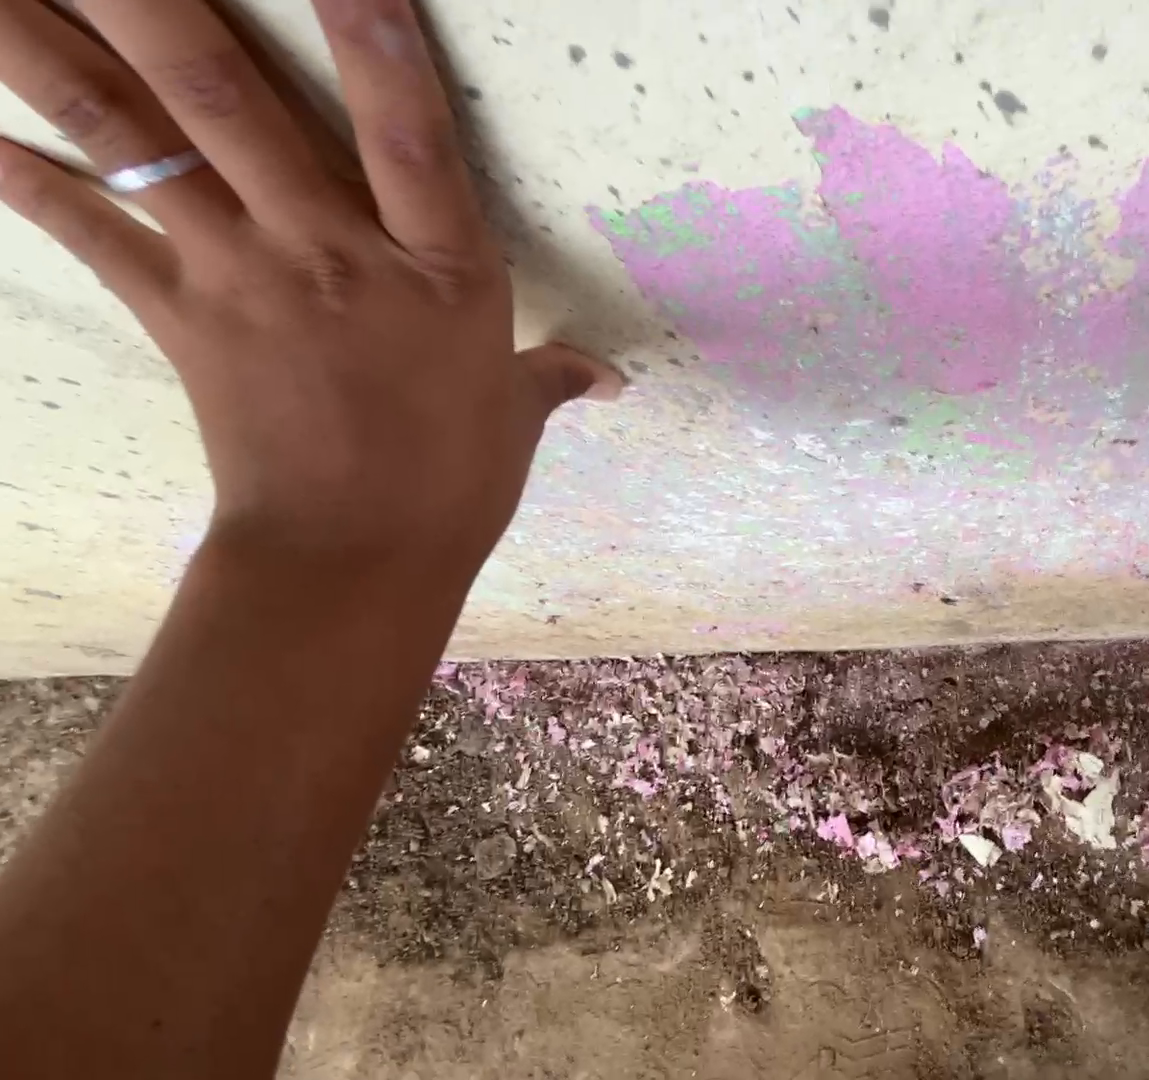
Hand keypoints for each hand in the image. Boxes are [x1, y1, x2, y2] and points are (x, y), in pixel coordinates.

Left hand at [0, 0, 618, 576]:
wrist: (359, 553)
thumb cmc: (460, 480)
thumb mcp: (520, 417)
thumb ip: (558, 376)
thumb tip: (612, 378)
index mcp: (446, 277)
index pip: (414, 137)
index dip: (380, 42)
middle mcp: (339, 256)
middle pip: (233, 103)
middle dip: (159, 0)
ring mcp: (246, 278)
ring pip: (133, 138)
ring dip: (44, 45)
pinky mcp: (180, 317)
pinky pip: (86, 225)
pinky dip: (24, 172)